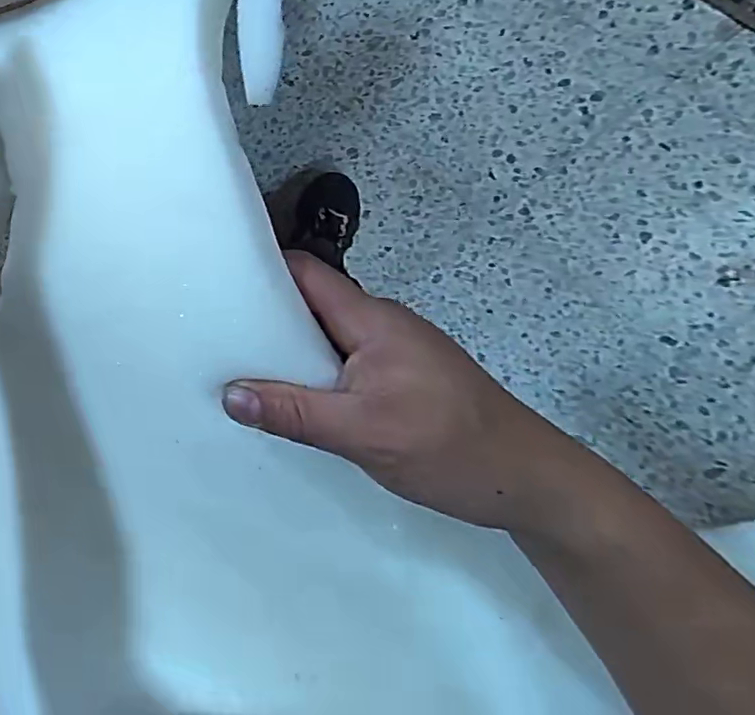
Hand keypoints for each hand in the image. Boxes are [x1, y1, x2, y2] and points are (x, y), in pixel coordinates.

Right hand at [224, 250, 608, 533]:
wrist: (537, 487)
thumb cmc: (453, 448)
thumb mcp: (364, 434)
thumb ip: (293, 412)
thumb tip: (229, 396)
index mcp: (372, 319)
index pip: (305, 272)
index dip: (262, 268)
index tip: (218, 279)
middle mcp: (380, 323)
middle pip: (310, 300)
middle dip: (265, 312)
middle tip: (219, 330)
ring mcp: (393, 349)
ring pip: (325, 332)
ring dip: (288, 345)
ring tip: (243, 363)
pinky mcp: (400, 375)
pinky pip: (342, 357)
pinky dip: (312, 367)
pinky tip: (292, 393)